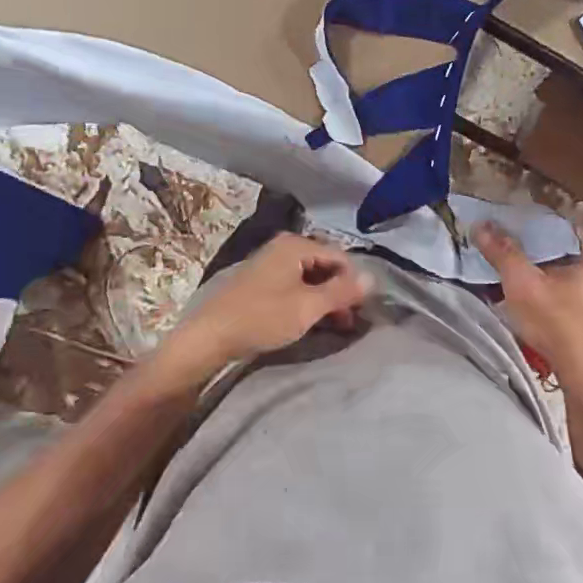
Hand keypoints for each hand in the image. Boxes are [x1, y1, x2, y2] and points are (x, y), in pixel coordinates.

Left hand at [154, 233, 373, 386]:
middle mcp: (283, 247)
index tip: (362, 311)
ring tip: (335, 326)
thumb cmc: (262, 318)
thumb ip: (341, 291)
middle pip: (325, 266)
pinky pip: (295, 286)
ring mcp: (270, 264)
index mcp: (295, 245)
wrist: (209, 337)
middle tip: (351, 322)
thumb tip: (373, 278)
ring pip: (310, 278)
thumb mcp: (308, 306)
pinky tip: (311, 321)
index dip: (355, 283)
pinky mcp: (260, 282)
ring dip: (325, 300)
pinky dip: (307, 301)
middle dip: (340, 292)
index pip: (341, 257)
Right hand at [473, 222, 582, 409]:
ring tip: (487, 258)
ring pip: (542, 260)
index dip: (514, 218)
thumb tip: (479, 224)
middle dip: (513, 241)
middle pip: (542, 239)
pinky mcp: (575, 298)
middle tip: (482, 239)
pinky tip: (503, 282)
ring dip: (517, 261)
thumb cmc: (557, 321)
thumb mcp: (522, 282)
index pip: (543, 217)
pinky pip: (545, 277)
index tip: (487, 220)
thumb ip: (500, 251)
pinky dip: (526, 277)